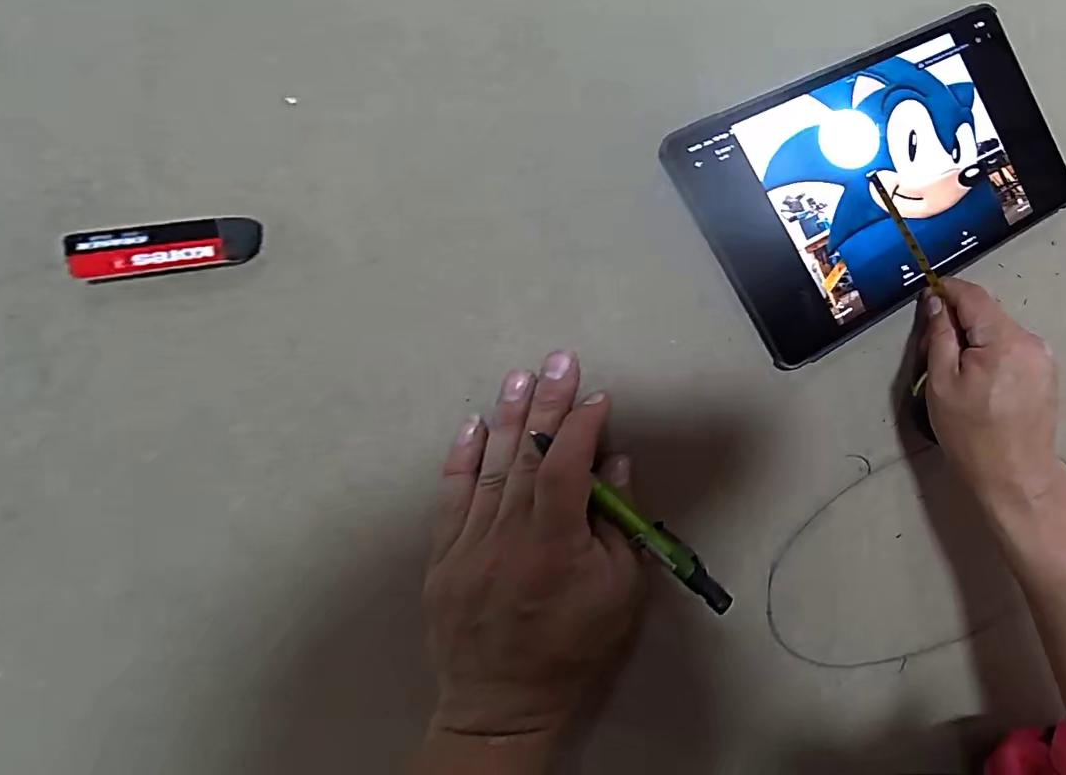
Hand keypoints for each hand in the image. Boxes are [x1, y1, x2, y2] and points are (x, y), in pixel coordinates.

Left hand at [422, 351, 645, 740]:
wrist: (502, 705)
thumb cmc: (577, 644)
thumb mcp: (622, 587)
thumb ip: (618, 522)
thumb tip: (613, 463)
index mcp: (554, 550)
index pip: (565, 472)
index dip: (582, 429)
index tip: (599, 398)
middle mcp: (505, 541)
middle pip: (526, 460)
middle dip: (547, 405)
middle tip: (558, 361)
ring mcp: (467, 549)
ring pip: (488, 471)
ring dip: (507, 419)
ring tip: (520, 377)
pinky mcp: (443, 560)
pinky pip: (450, 501)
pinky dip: (460, 460)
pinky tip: (471, 425)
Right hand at [919, 279, 1065, 517]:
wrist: (1017, 480)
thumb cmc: (974, 438)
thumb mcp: (942, 384)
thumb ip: (939, 335)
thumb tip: (937, 302)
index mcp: (1005, 341)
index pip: (974, 296)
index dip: (948, 289)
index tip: (929, 294)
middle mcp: (1031, 341)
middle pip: (988, 312)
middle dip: (960, 319)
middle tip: (934, 343)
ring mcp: (1043, 357)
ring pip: (1000, 329)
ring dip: (976, 336)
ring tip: (957, 369)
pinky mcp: (1047, 371)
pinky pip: (1014, 346)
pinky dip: (993, 350)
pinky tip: (980, 378)